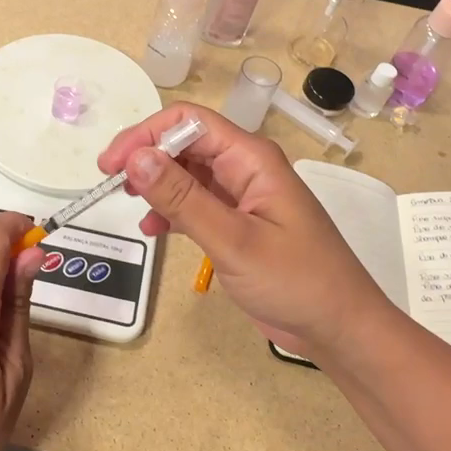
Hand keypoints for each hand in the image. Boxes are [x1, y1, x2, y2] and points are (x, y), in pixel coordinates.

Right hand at [98, 103, 384, 354]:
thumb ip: (182, 198)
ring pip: (187, 173)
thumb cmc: (296, 281)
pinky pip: (196, 202)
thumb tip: (135, 158)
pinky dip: (170, 211)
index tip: (111, 165)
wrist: (340, 328)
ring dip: (155, 184)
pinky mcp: (238, 222)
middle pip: (184, 143)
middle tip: (110, 184)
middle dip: (145, 157)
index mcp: (251, 158)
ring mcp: (242, 195)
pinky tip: (154, 231)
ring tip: (128, 207)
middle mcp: (245, 168)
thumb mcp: (233, 240)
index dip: (145, 135)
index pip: (188, 122)